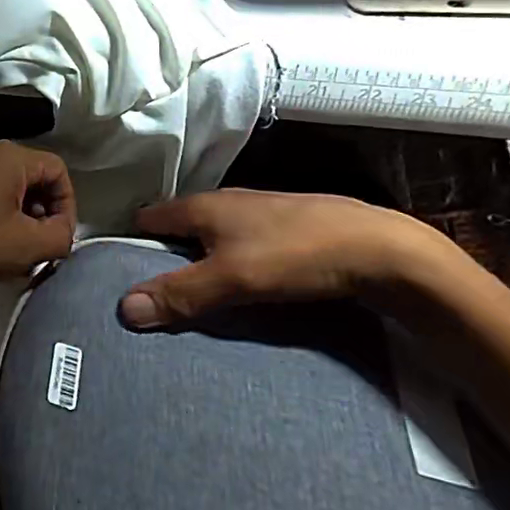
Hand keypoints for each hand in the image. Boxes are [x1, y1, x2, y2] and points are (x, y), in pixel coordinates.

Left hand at [0, 141, 76, 299]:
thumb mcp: (26, 245)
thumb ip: (61, 237)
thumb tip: (61, 232)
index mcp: (8, 157)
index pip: (58, 171)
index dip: (67, 207)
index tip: (58, 239)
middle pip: (34, 180)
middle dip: (43, 216)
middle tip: (38, 250)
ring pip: (10, 192)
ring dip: (20, 222)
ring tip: (14, 255)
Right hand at [118, 189, 465, 329]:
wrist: (387, 249)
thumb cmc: (296, 255)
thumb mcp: (232, 279)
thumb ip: (179, 294)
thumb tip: (123, 308)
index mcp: (199, 206)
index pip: (146, 219)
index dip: (133, 242)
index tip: (127, 273)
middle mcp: (223, 201)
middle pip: (179, 227)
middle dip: (169, 254)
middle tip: (165, 291)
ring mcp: (258, 210)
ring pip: (214, 234)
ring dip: (205, 258)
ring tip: (206, 292)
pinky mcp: (290, 224)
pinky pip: (245, 240)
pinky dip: (237, 258)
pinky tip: (252, 282)